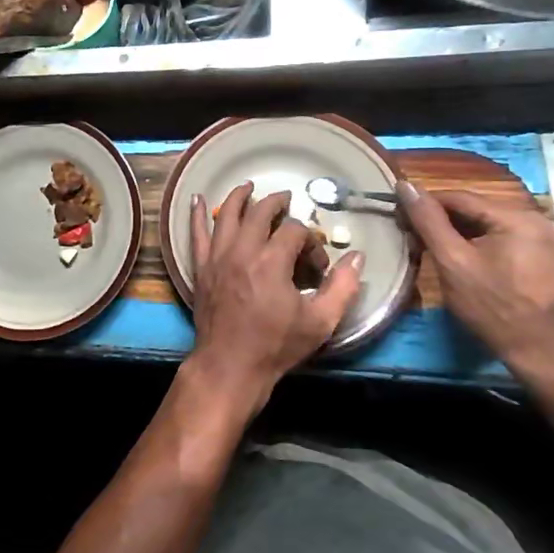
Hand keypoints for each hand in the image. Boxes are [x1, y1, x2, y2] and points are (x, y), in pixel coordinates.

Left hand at [186, 183, 363, 404]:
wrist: (230, 365)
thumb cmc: (276, 345)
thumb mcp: (320, 322)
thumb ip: (342, 287)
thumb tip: (358, 258)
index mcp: (271, 262)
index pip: (294, 232)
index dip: (310, 241)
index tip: (315, 262)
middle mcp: (242, 251)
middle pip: (259, 213)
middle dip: (276, 203)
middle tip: (286, 199)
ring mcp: (217, 257)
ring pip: (226, 215)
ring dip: (239, 197)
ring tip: (248, 186)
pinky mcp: (201, 268)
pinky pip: (196, 234)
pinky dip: (195, 214)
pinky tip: (196, 198)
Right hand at [395, 181, 553, 374]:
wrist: (541, 352)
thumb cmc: (492, 308)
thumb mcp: (452, 262)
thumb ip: (428, 221)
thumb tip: (405, 186)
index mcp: (520, 217)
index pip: (461, 198)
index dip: (425, 204)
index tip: (398, 216)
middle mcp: (541, 219)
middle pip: (478, 210)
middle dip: (443, 221)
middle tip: (413, 237)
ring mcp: (549, 238)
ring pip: (491, 225)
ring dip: (461, 232)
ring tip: (433, 248)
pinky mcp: (549, 256)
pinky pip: (507, 238)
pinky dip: (482, 243)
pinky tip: (465, 258)